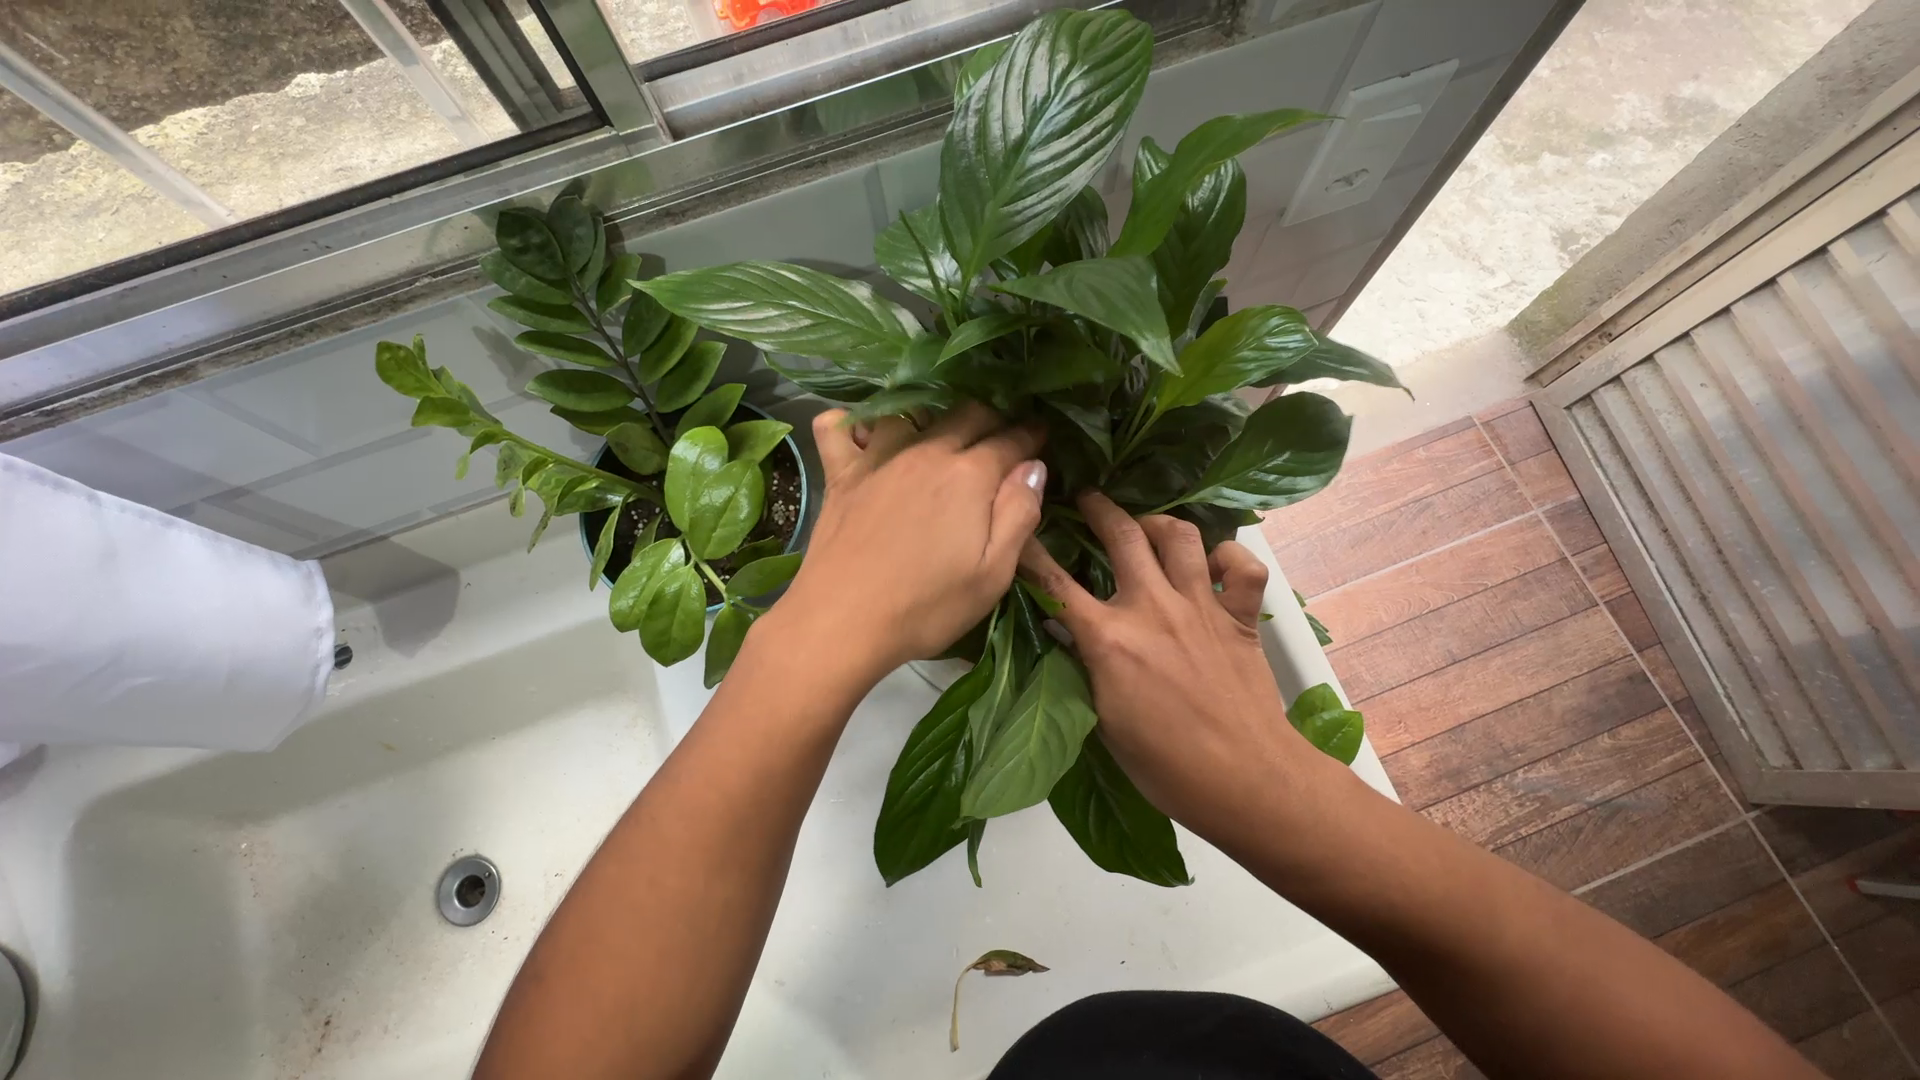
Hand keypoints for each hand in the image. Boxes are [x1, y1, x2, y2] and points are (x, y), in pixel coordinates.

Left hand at [770, 402, 1045, 683]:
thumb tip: (1034, 466)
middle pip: (968, 414)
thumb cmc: (927, 607)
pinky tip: (866, 435)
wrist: (843, 622)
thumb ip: (1019, 514)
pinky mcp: (841, 474)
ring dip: (934, 415)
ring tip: (943, 432)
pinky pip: (840, 427)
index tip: (1041, 435)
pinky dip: (854, 422)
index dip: (1031, 435)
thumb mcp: (993, 574)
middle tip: (1002, 436)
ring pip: (912, 413)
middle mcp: (927, 452)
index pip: (1012, 439)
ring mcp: (879, 459)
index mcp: (971, 476)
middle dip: (993, 418)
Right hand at [1017, 493, 1337, 840]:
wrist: (1244, 780)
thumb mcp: (1102, 721)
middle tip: (1087, 497)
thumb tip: (1064, 635)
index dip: (1030, 552)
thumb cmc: (1164, 766)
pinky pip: (1241, 567)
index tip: (1019, 529)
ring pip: (1181, 536)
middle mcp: (1153, 608)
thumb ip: (1081, 668)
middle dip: (1098, 507)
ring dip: (1158, 522)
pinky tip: (1213, 564)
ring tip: (1145, 524)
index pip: (1055, 583)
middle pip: (1122, 535)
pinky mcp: (1240, 617)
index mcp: (1109, 639)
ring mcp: (1201, 607)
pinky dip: (1228, 557)